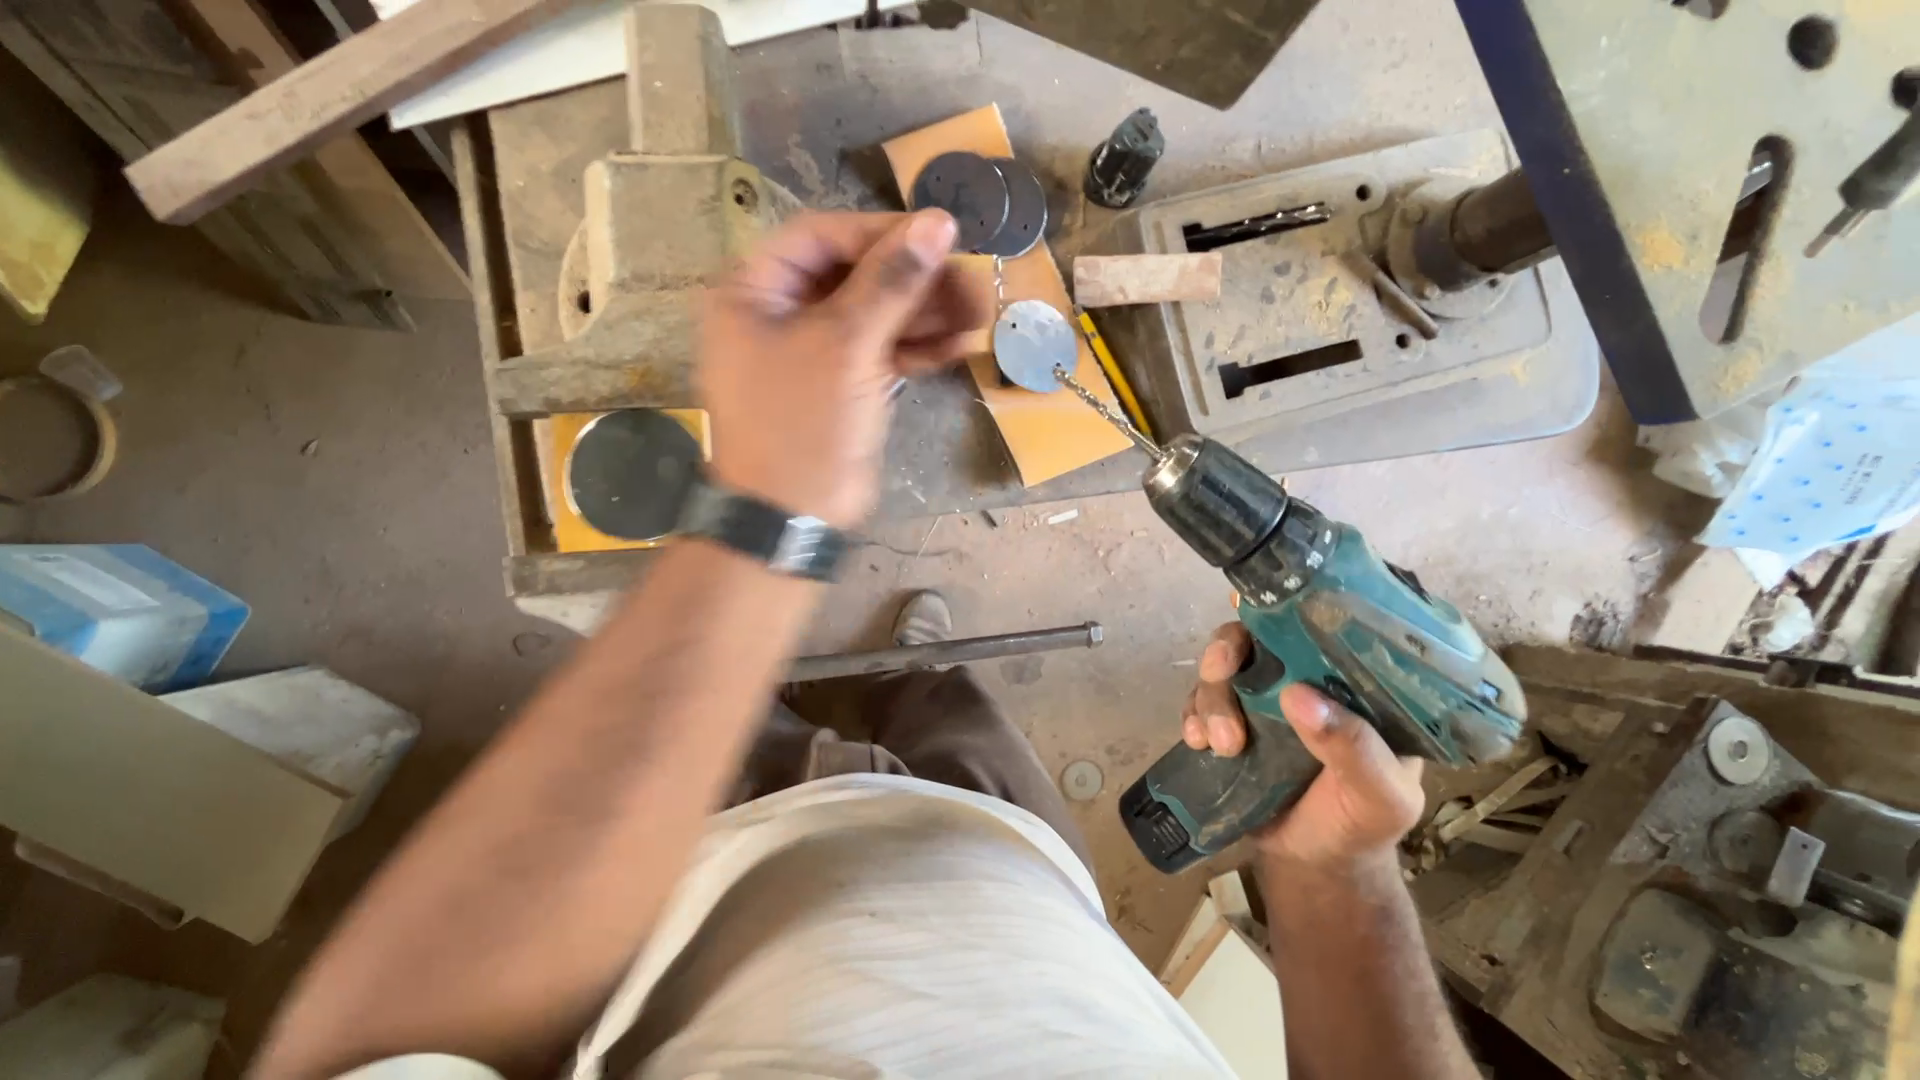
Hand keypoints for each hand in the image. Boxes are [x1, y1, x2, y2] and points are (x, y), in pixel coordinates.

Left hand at [698, 209, 988, 527]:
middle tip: (969, 281)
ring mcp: (812, 351)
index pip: (820, 237)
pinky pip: (880, 352)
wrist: (792, 521)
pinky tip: (959, 346)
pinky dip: (916, 349)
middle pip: (854, 275)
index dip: (880, 233)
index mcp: (753, 291)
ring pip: (874, 315)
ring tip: (978, 314)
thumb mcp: (846, 345)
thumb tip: (938, 222)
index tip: (938, 236)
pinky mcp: (841, 385)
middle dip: (913, 280)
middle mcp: (778, 313)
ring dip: (925, 315)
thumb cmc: (803, 424)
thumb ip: (891, 281)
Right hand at [1180, 622, 1425, 866]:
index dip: (1284, 614)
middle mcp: (1302, 680)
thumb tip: (1298, 695)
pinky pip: (1198, 703)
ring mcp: (1260, 701)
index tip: (1255, 618)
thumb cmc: (1361, 825)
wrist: (1314, 866)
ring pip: (1220, 670)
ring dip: (1210, 698)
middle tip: (1220, 674)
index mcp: (1349, 683)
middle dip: (1228, 651)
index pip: (1318, 629)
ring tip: (1222, 746)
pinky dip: (1191, 716)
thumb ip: (1354, 749)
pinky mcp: (1229, 724)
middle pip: (1254, 638)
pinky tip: (1197, 743)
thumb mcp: (1380, 796)